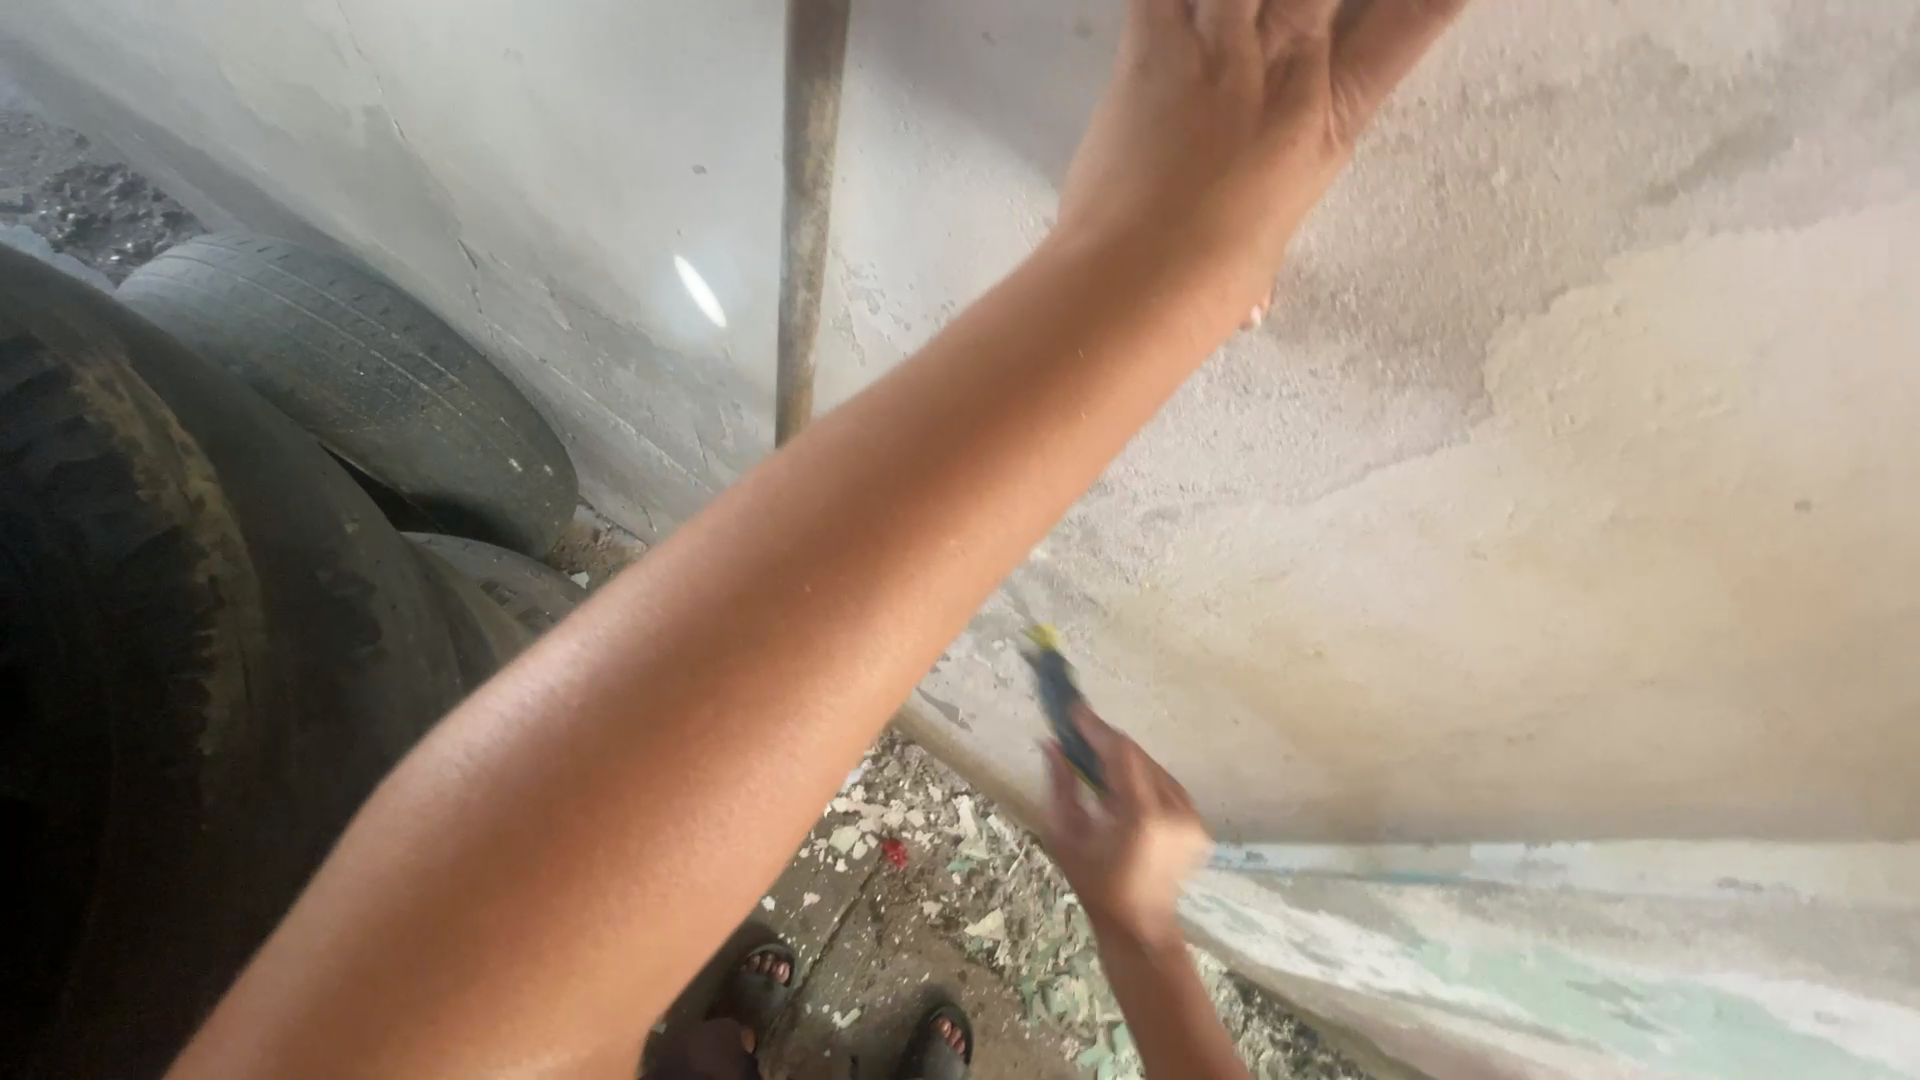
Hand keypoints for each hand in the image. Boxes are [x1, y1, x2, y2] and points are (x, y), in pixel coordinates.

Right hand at [1039, 707, 1213, 951]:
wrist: (1141, 927)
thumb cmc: (1096, 885)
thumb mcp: (1067, 836)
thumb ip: (1060, 786)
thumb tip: (1052, 744)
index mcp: (1143, 817)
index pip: (1121, 754)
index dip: (1096, 729)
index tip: (1074, 710)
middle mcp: (1176, 811)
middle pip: (1138, 756)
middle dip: (1107, 741)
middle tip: (1078, 731)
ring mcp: (1192, 818)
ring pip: (1153, 767)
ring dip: (1124, 758)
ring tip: (1096, 760)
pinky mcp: (1198, 824)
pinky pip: (1165, 784)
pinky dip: (1140, 777)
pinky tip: (1120, 786)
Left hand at [1058, 0, 1467, 318]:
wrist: (1135, 290)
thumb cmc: (1199, 298)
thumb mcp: (1255, 272)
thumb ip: (1260, 265)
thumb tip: (1254, 308)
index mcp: (1328, 125)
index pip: (1413, 21)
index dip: (1431, 0)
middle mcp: (1289, 68)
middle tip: (1298, 14)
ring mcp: (1223, 48)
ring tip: (1235, 16)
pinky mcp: (1152, 44)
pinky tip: (1171, 9)